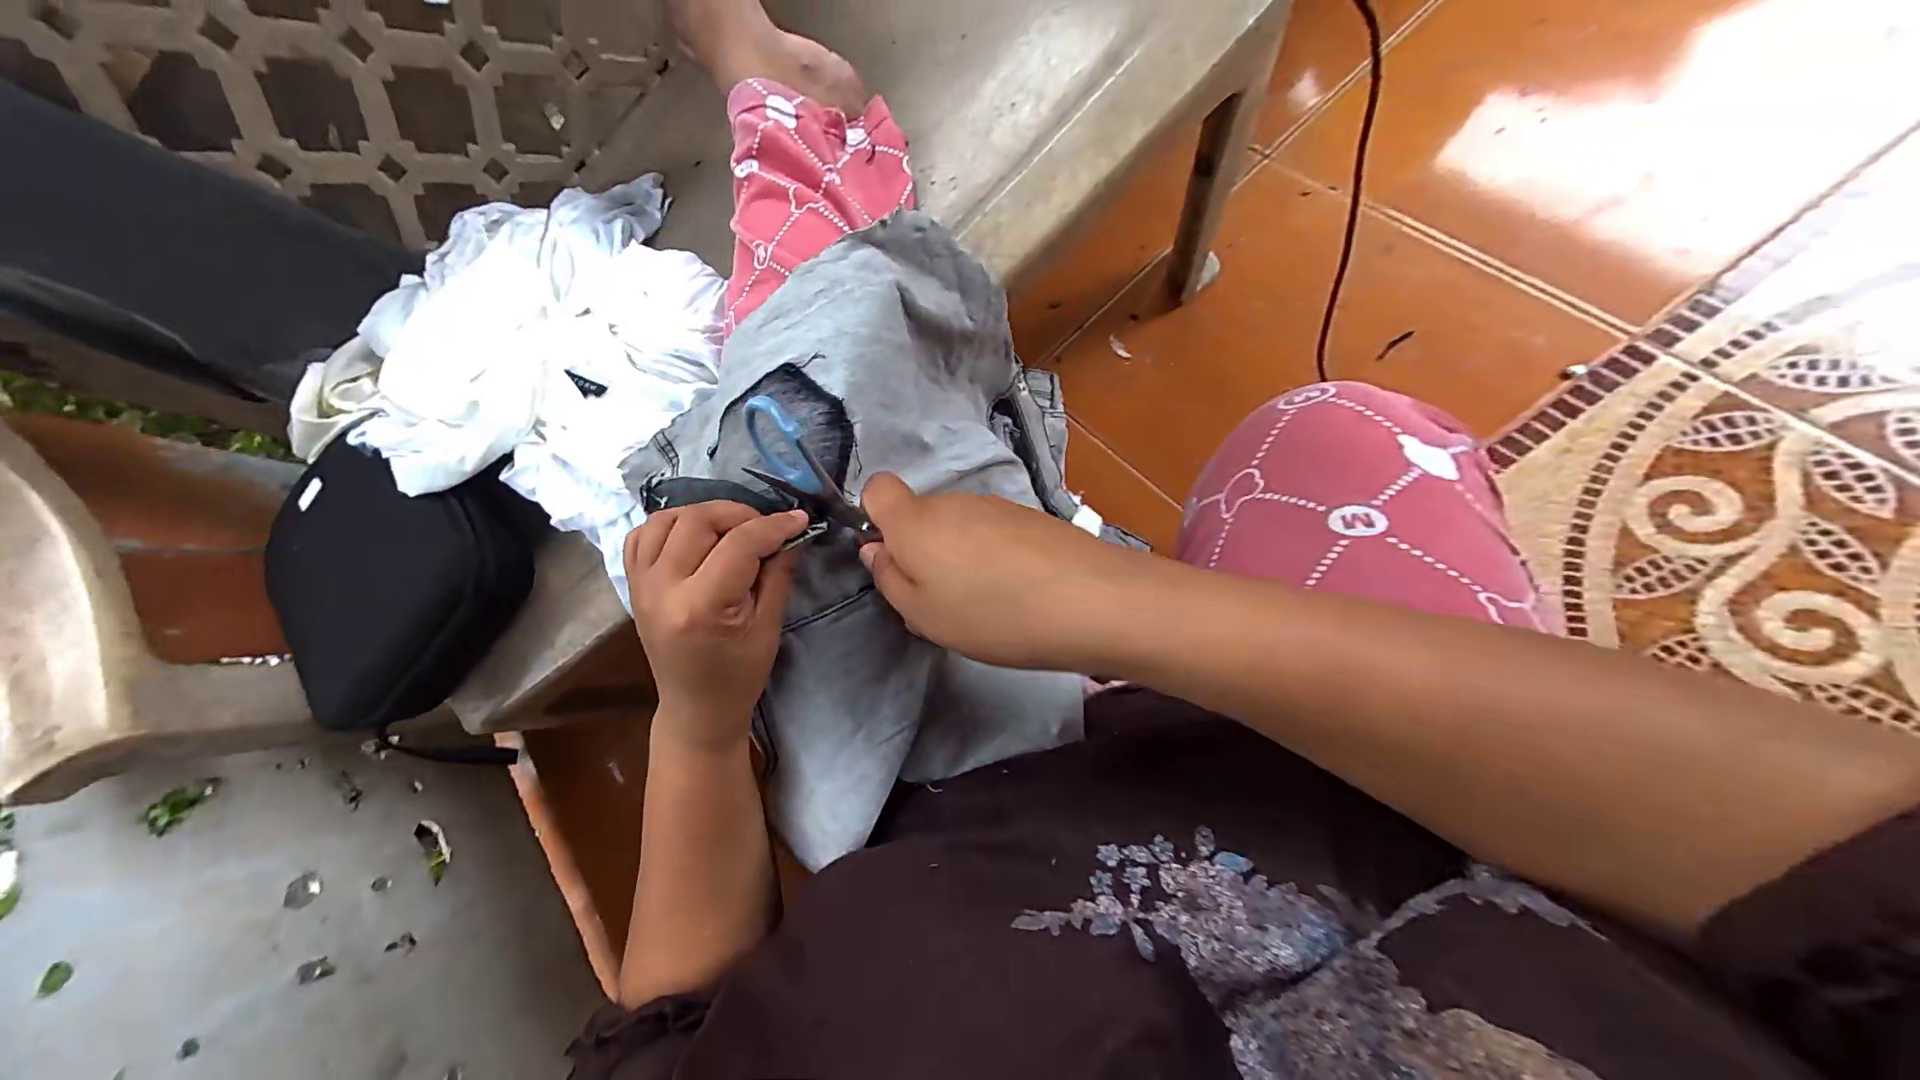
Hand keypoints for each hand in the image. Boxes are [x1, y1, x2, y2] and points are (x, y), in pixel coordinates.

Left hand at [625, 502, 809, 748]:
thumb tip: (791, 533)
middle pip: (697, 521)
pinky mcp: (634, 585)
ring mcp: (642, 585)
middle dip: (739, 514)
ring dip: (704, 514)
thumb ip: (777, 574)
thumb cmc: (739, 676)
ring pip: (666, 520)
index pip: (739, 544)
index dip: (774, 526)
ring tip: (731, 528)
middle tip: (765, 527)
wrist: (696, 708)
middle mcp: (663, 589)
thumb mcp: (768, 628)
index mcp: (701, 607)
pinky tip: (696, 537)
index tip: (800, 520)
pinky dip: (670, 526)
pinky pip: (642, 535)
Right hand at [857, 473, 1147, 670]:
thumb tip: (878, 550)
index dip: (876, 518)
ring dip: (960, 557)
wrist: (1091, 600)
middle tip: (943, 601)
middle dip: (922, 552)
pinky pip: (994, 534)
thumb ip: (891, 580)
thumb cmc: (991, 613)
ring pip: (960, 528)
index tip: (893, 558)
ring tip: (988, 604)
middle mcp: (953, 503)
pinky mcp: (1031, 518)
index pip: (878, 488)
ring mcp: (997, 506)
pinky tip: (1019, 592)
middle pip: (922, 516)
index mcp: (916, 522)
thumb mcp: (924, 615)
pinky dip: (994, 558)